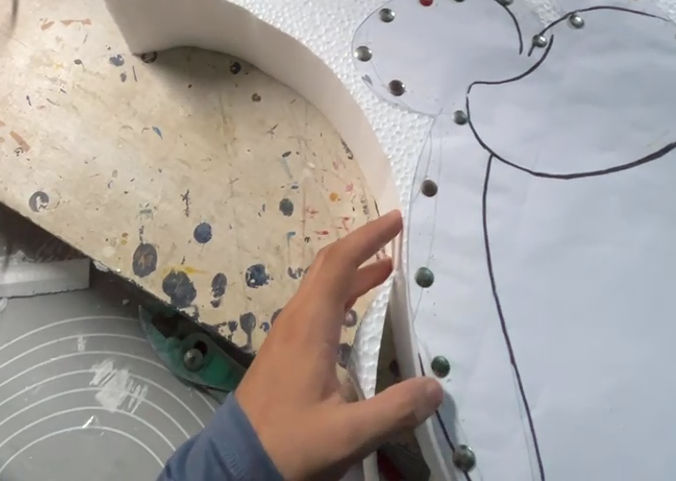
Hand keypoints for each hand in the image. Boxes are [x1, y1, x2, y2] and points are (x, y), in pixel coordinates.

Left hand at [237, 209, 443, 480]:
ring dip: (354, 269)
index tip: (395, 219)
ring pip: (322, 284)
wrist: (239, 461)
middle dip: (362, 243)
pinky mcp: (287, 347)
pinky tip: (357, 308)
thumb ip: (394, 410)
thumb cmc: (291, 442)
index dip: (368, 237)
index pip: (340, 263)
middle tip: (395, 232)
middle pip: (329, 264)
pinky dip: (343, 292)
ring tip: (388, 266)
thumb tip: (436, 387)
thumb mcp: (348, 433)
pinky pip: (318, 303)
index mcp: (310, 323)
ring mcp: (289, 331)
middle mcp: (297, 317)